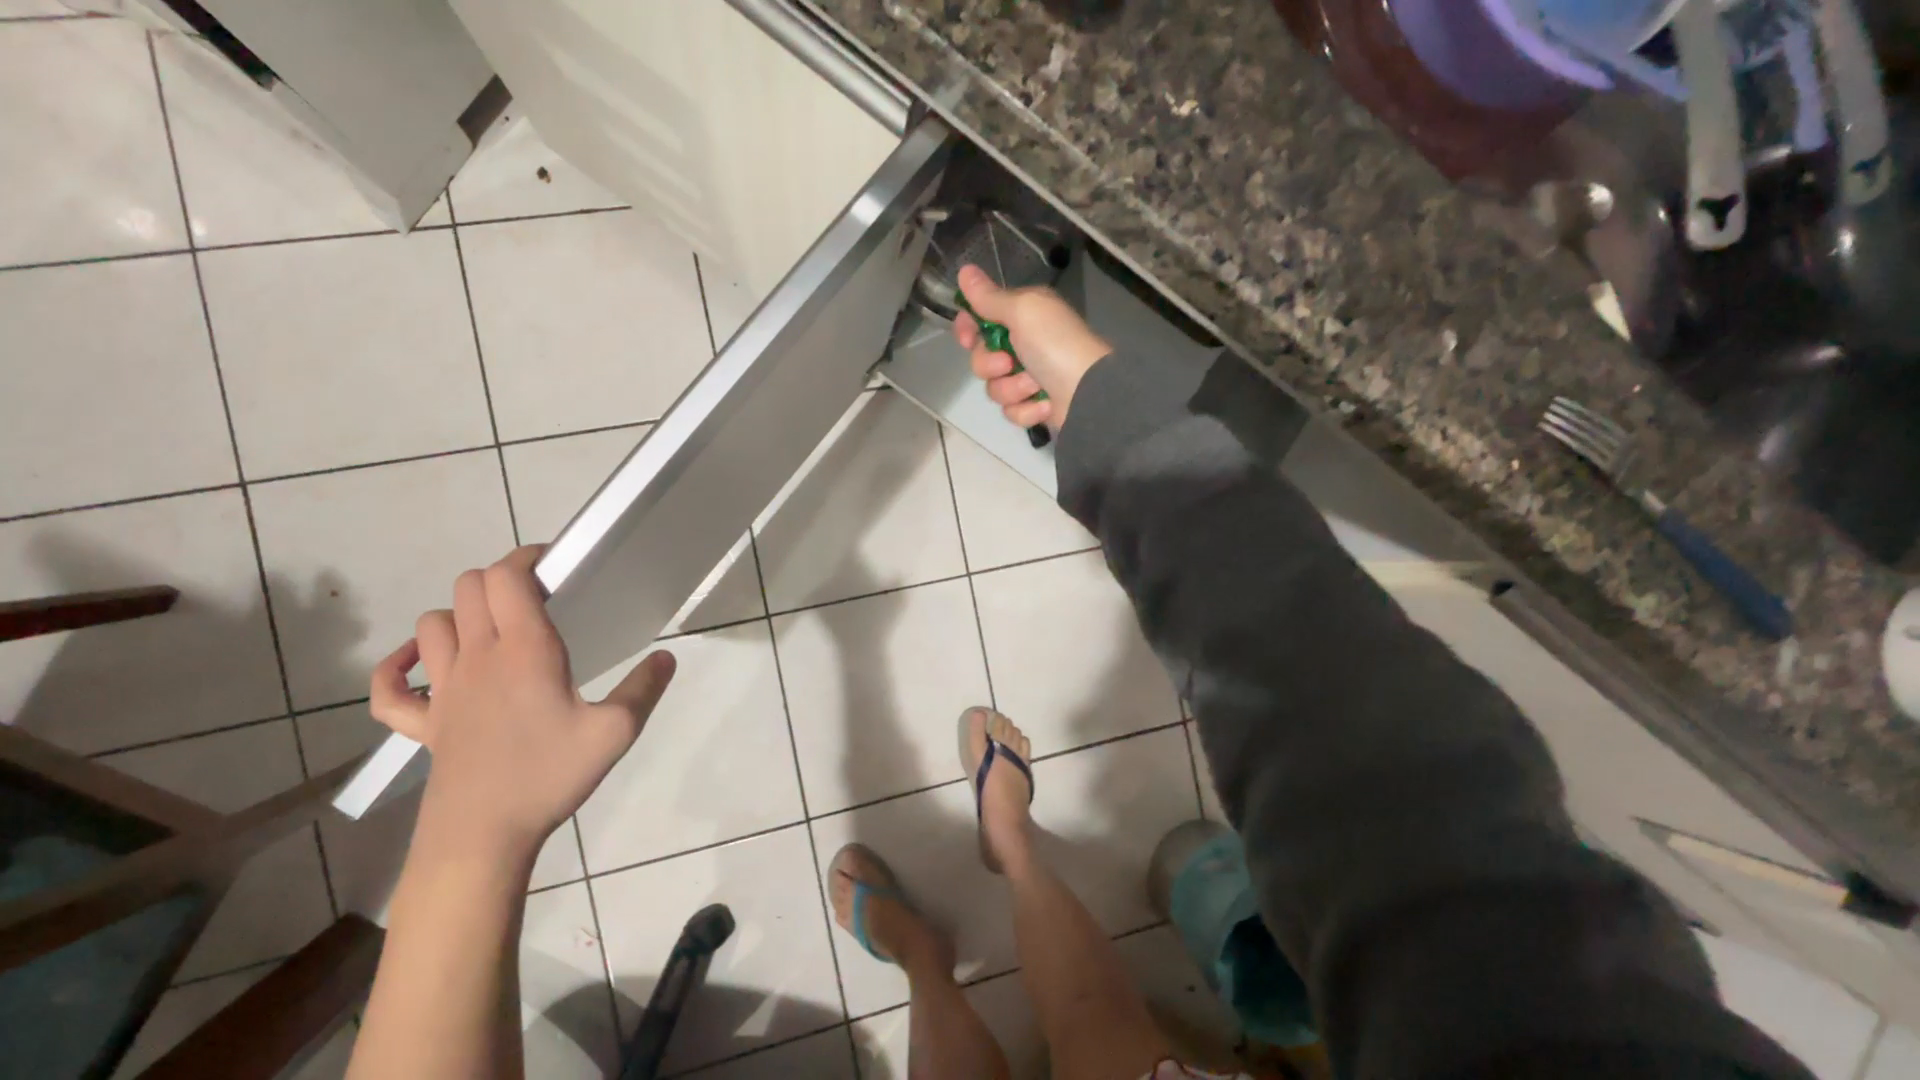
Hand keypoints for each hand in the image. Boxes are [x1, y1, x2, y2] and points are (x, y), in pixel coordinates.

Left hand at [369, 546, 676, 861]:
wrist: (484, 833)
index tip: (554, 565)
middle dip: (498, 580)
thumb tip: (667, 658)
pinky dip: (396, 667)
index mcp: (524, 650)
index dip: (526, 558)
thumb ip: (643, 689)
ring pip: (431, 624)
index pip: (507, 577)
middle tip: (533, 601)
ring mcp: (442, 689)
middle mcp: (477, 657)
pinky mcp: (421, 723)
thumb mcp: (615, 732)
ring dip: (458, 615)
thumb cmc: (549, 775)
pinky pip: (388, 686)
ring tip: (491, 631)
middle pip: (468, 587)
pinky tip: (420, 665)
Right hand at [953, 264, 1111, 431]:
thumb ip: (990, 297)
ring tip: (1035, 386)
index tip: (968, 339)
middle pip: (981, 357)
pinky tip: (1045, 405)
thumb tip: (964, 270)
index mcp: (1022, 316)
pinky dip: (1026, 410)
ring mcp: (1028, 377)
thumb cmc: (1056, 344)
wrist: (1088, 391)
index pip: (980, 319)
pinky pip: (1011, 411)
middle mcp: (1024, 344)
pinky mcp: (1034, 405)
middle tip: (1009, 363)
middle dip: (990, 364)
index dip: (968, 329)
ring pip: (994, 387)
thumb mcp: (1023, 311)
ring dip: (1012, 389)